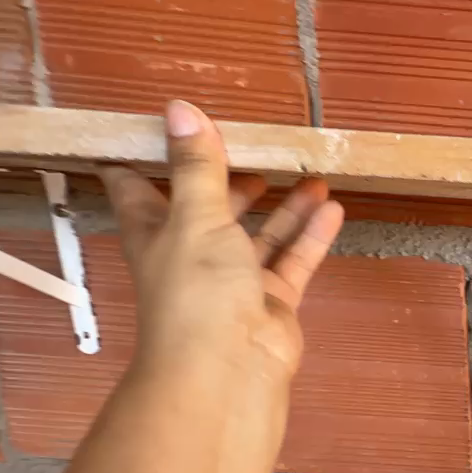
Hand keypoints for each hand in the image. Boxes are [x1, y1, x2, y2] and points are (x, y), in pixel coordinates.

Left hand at [98, 100, 342, 380]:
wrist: (230, 363)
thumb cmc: (197, 290)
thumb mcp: (196, 218)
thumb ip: (198, 167)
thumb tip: (181, 109)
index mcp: (155, 228)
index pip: (139, 183)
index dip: (148, 154)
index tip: (165, 124)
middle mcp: (193, 249)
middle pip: (211, 206)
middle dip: (231, 179)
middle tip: (257, 148)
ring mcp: (236, 275)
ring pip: (261, 232)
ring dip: (284, 205)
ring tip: (311, 175)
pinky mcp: (274, 296)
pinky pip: (294, 259)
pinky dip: (312, 235)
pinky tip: (332, 211)